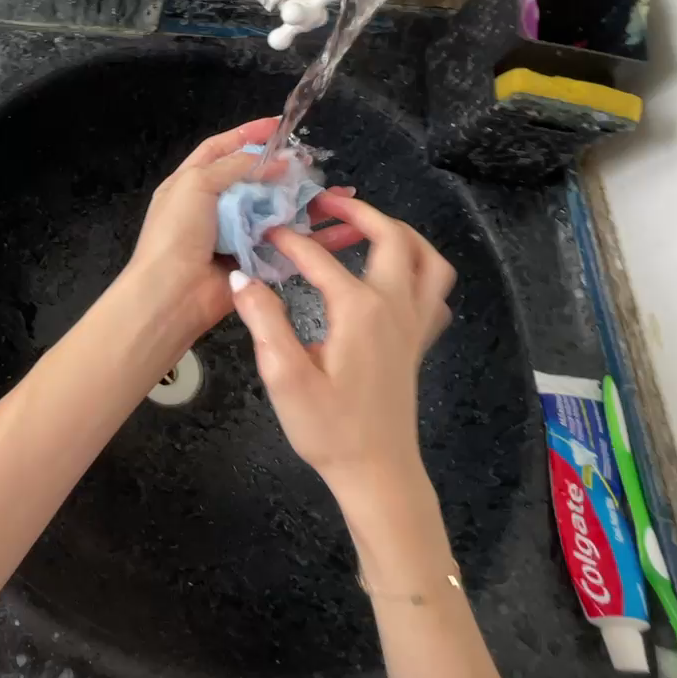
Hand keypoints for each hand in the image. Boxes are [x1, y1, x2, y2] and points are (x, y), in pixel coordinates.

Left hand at [118, 118, 362, 352]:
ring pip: (277, 213)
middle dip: (284, 172)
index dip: (247, 135)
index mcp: (190, 183)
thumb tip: (276, 161)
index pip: (220, 149)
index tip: (278, 125)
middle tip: (313, 163)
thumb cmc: (176, 232)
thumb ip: (235, 166)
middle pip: (255, 181)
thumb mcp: (196, 184)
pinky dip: (316, 239)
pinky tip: (343, 228)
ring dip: (307, 203)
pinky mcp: (255, 262)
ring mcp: (236, 235)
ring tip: (338, 195)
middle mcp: (213, 207)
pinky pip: (289, 246)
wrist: (172, 292)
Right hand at [227, 196, 456, 485]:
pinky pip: (434, 290)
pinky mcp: (418, 341)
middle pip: (392, 238)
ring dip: (398, 232)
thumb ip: (264, 321)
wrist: (377, 472)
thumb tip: (242, 277)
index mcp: (359, 310)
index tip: (263, 232)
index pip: (318, 258)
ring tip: (364, 227)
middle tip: (321, 205)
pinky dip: (419, 267)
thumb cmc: (327, 427)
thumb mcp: (284, 376)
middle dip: (357, 213)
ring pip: (427, 259)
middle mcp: (394, 307)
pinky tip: (392, 275)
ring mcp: (414, 323)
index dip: (288, 240)